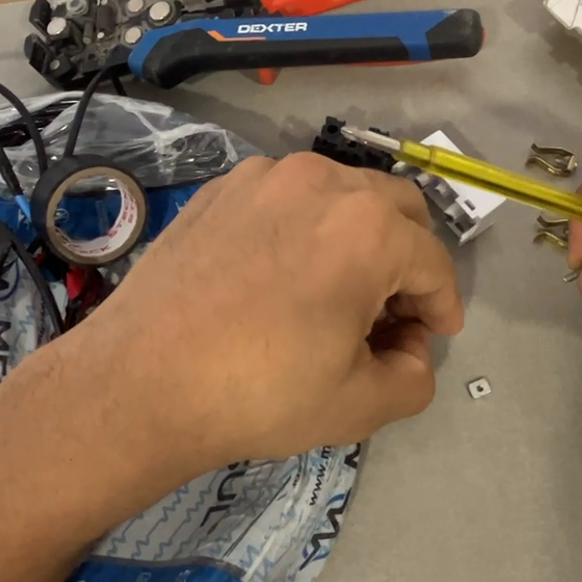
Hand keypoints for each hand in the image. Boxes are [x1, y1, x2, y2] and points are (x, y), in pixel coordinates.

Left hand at [53, 153, 463, 471]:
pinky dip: (303, 227)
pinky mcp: (221, 188)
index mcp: (368, 228)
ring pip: (340, 194)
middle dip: (407, 260)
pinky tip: (279, 275)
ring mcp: (265, 176)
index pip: (432, 263)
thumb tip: (410, 348)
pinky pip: (286, 197)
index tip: (433, 336)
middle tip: (390, 313)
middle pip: (397, 210)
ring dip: (357, 237)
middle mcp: (322, 182)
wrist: (138, 382)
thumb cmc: (259, 392)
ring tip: (334, 292)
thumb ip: (415, 376)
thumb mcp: (359, 404)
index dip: (442, 305)